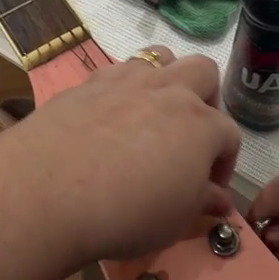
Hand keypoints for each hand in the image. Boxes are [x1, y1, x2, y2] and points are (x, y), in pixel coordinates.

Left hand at [0, 46, 241, 269]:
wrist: (49, 187)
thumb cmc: (125, 213)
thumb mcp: (173, 221)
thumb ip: (200, 202)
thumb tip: (220, 199)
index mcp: (200, 125)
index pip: (230, 135)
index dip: (225, 163)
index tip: (209, 189)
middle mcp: (168, 90)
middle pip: (203, 72)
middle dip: (206, 99)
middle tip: (189, 137)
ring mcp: (126, 79)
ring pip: (161, 58)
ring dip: (166, 81)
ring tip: (152, 116)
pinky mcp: (90, 80)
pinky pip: (119, 70)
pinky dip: (125, 88)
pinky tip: (110, 118)